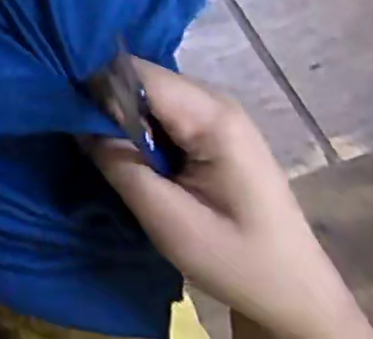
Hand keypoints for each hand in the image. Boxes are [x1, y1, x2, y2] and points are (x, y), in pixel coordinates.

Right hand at [88, 60, 372, 338]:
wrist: (297, 298)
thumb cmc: (238, 261)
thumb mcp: (170, 222)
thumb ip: (120, 164)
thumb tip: (78, 122)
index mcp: (213, 116)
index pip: (138, 74)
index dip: (100, 90)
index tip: (75, 120)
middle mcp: (215, 100)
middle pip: (142, 78)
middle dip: (109, 103)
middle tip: (89, 140)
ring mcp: (216, 112)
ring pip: (148, 92)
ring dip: (123, 117)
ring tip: (109, 149)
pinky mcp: (212, 128)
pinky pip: (161, 108)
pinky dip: (140, 126)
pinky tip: (134, 154)